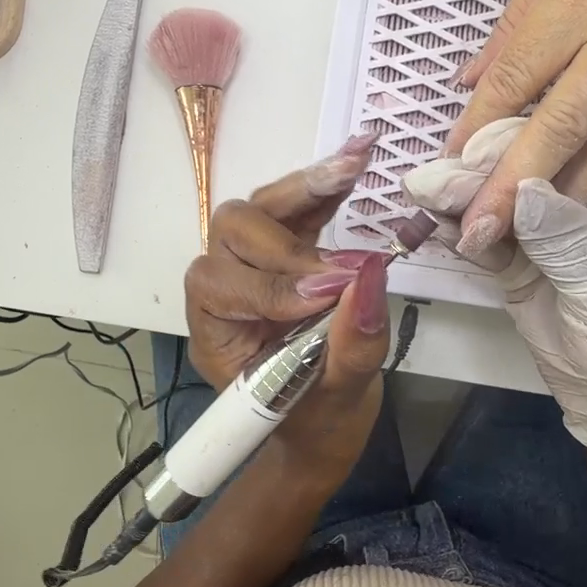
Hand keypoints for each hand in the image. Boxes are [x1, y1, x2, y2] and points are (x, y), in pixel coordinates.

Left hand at [183, 135, 391, 465]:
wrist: (324, 424)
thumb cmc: (319, 422)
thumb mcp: (339, 398)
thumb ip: (352, 345)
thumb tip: (369, 278)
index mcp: (217, 335)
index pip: (217, 286)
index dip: (270, 284)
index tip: (330, 294)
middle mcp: (226, 292)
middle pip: (229, 234)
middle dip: (286, 244)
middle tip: (344, 268)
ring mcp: (258, 266)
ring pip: (262, 208)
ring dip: (306, 188)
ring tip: (354, 164)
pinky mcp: (290, 252)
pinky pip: (298, 209)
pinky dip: (326, 187)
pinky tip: (357, 162)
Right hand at [406, 118, 586, 450]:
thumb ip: (565, 236)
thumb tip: (523, 187)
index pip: (563, 155)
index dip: (517, 149)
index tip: (474, 154)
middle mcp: (573, 204)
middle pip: (519, 177)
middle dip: (477, 176)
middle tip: (432, 179)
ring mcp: (540, 235)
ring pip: (495, 208)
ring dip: (459, 202)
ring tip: (420, 192)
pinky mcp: (515, 263)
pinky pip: (484, 243)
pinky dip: (460, 234)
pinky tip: (434, 223)